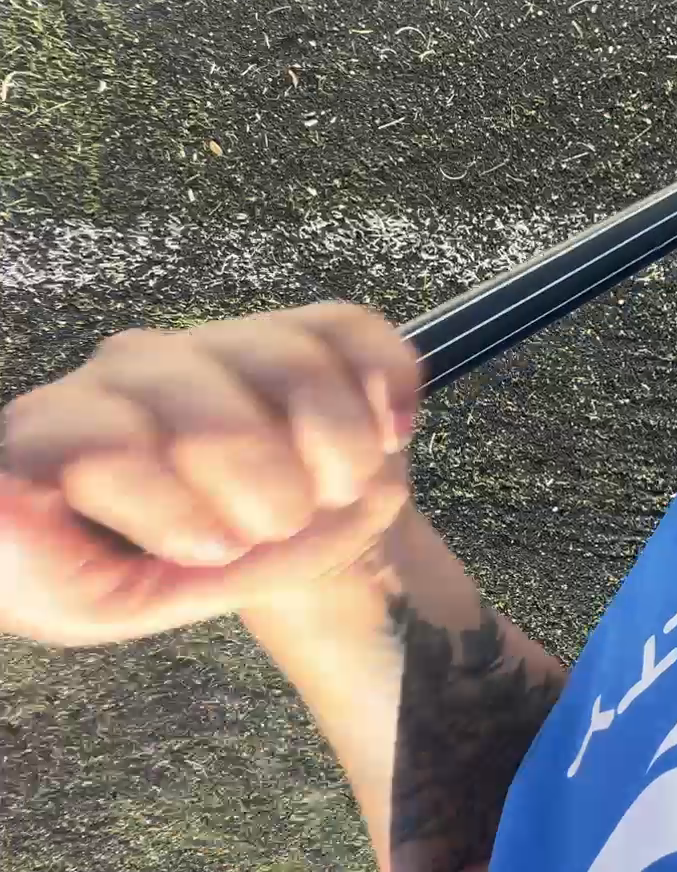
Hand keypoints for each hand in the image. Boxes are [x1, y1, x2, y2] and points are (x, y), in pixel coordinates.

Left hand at [0, 304, 419, 645]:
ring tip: (340, 485)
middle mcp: (136, 365)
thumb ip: (38, 570)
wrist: (305, 532)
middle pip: (212, 418)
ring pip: (297, 369)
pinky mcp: (326, 324)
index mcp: (57, 431)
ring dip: (341, 452)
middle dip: (272, 494)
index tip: (217, 548)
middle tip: (285, 523)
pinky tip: (387, 433)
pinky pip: (364, 337)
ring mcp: (236, 336)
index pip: (95, 447)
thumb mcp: (107, 601)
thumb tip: (9, 493)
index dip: (170, 509)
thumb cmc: (199, 563)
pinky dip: (390, 392)